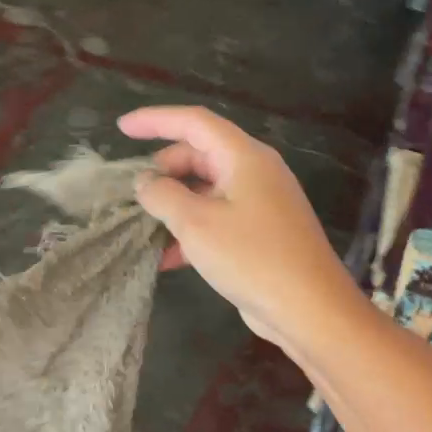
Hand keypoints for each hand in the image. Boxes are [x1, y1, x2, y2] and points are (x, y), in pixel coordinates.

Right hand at [119, 106, 366, 362]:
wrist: (310, 311)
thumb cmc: (252, 258)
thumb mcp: (195, 223)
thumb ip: (162, 195)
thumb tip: (145, 182)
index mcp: (244, 158)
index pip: (194, 122)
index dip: (154, 120)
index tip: (121, 128)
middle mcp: (254, 172)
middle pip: (198, 155)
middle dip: (162, 172)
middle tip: (133, 195)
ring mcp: (259, 202)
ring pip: (203, 189)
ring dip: (172, 205)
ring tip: (142, 228)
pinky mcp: (259, 232)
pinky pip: (215, 217)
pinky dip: (189, 229)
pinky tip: (165, 258)